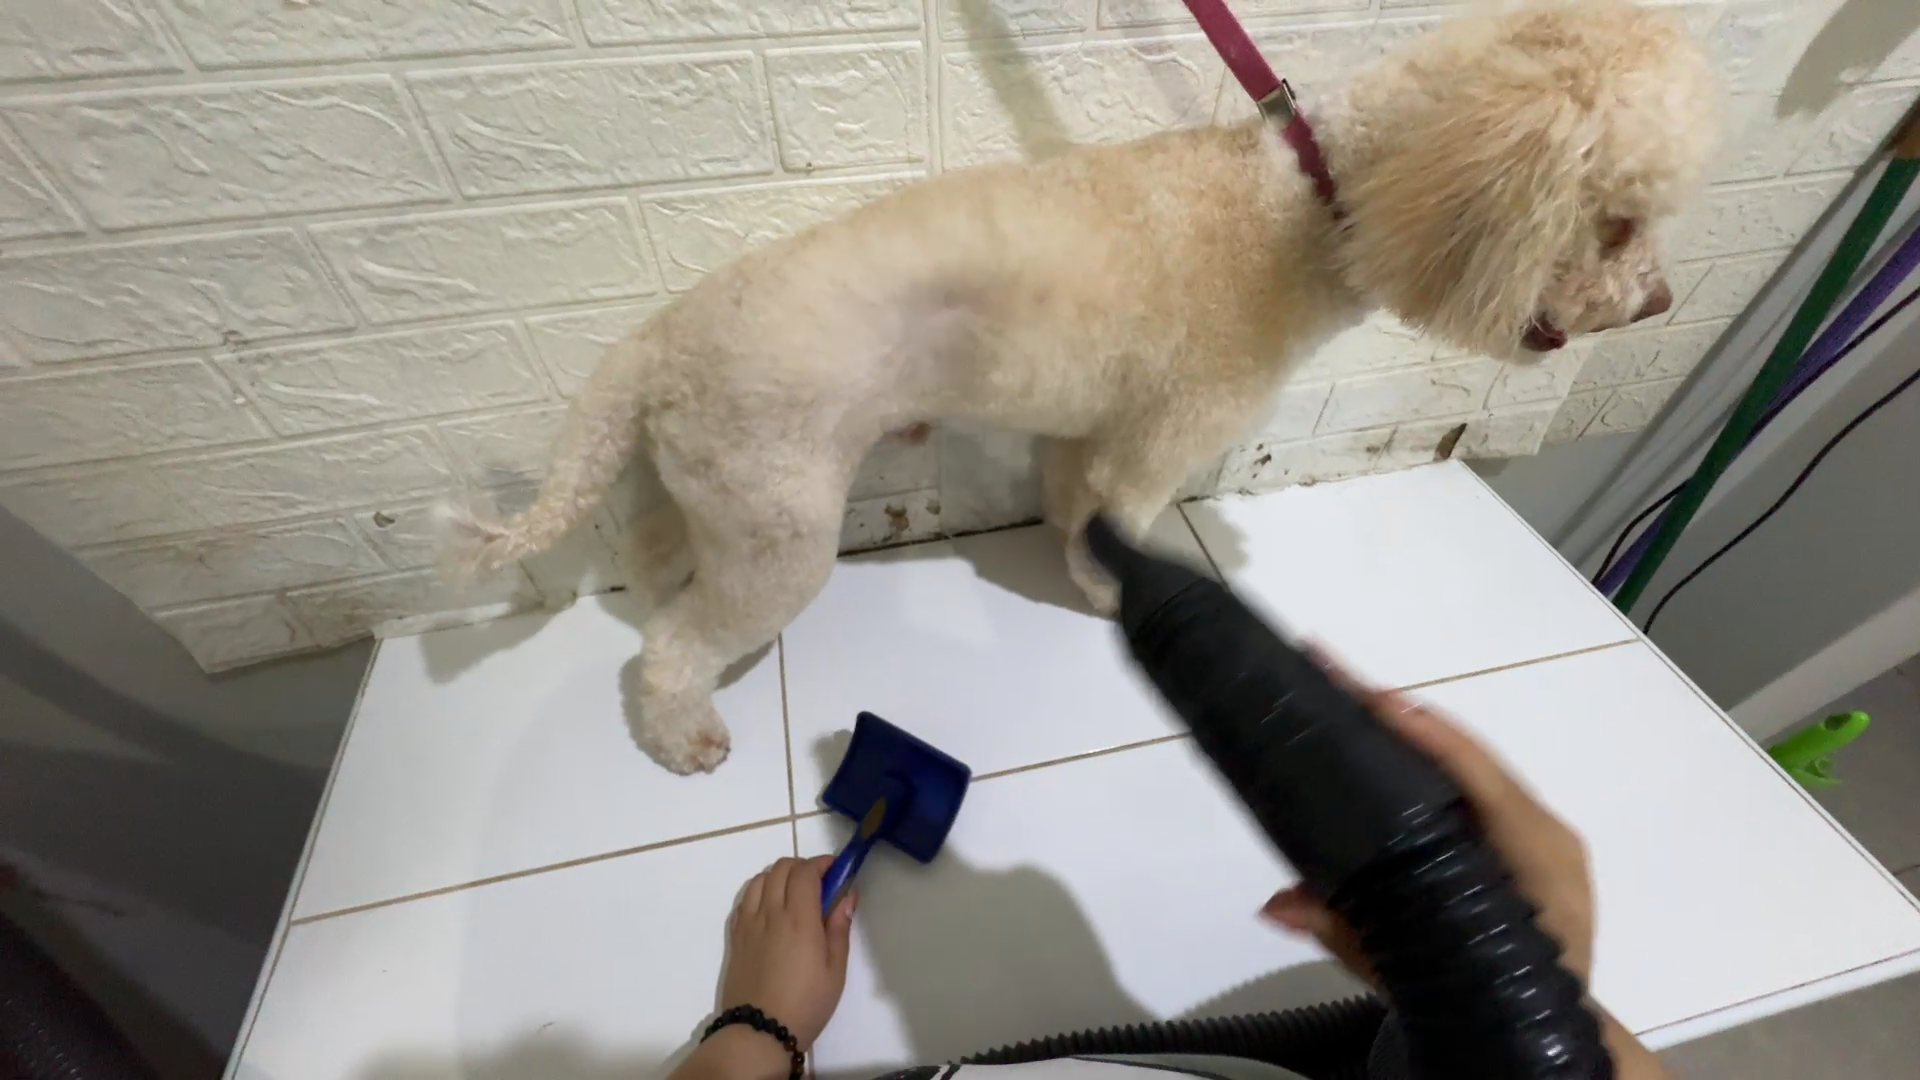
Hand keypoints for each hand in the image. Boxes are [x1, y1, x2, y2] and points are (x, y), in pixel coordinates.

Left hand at [721, 855, 856, 1050]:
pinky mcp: (736, 937)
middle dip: (801, 865)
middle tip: (817, 882)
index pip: (806, 871)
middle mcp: (771, 913)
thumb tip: (847, 895)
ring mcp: (749, 923)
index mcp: (799, 919)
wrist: (758, 1034)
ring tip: (792, 893)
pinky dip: (759, 891)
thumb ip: (839, 928)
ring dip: (778, 875)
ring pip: (760, 878)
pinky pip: (744, 899)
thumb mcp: (835, 970)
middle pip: (781, 868)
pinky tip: (769, 907)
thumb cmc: (805, 1003)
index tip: (834, 869)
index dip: (821, 863)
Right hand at [1260, 660, 1594, 984]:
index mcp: (1532, 858)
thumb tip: (1272, 904)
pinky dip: (1410, 740)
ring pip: (1456, 750)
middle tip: (1326, 668)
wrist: (1539, 1023)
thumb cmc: (1481, 990)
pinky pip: (1456, 768)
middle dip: (1389, 706)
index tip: (1368, 696)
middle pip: (1459, 747)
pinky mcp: (1508, 821)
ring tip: (1334, 683)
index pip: (1477, 775)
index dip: (1423, 731)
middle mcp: (1536, 827)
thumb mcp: (1410, 969)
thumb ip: (1347, 933)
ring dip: (1394, 717)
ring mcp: (1526, 820)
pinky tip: (1363, 720)